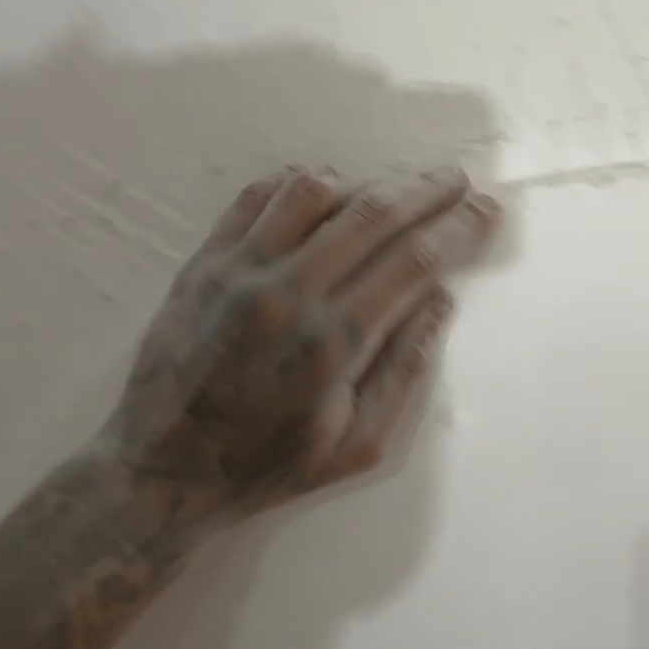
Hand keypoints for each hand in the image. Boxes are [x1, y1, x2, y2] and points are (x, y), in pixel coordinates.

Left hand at [98, 166, 502, 520]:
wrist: (161, 470)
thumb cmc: (271, 464)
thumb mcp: (359, 445)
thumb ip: (405, 370)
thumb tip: (442, 299)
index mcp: (333, 344)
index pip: (413, 262)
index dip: (459, 228)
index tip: (487, 209)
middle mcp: (287, 293)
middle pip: (373, 215)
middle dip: (426, 189)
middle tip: (456, 178)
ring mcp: (239, 270)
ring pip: (314, 191)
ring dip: (365, 182)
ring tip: (391, 190)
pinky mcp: (203, 260)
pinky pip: (257, 195)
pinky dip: (299, 182)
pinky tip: (324, 190)